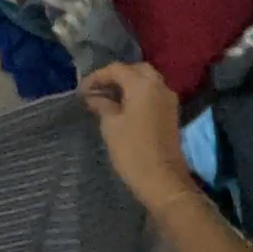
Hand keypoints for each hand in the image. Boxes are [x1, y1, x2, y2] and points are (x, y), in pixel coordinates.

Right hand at [81, 63, 197, 213]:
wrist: (164, 182)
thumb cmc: (133, 150)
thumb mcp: (110, 125)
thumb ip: (101, 104)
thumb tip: (93, 97)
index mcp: (143, 85)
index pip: (117, 69)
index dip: (97, 77)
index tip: (81, 89)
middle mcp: (159, 86)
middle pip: (135, 70)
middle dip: (116, 76)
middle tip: (97, 89)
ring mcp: (168, 101)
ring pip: (146, 82)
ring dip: (127, 85)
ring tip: (107, 98)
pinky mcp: (171, 114)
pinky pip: (152, 94)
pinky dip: (137, 95)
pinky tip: (122, 107)